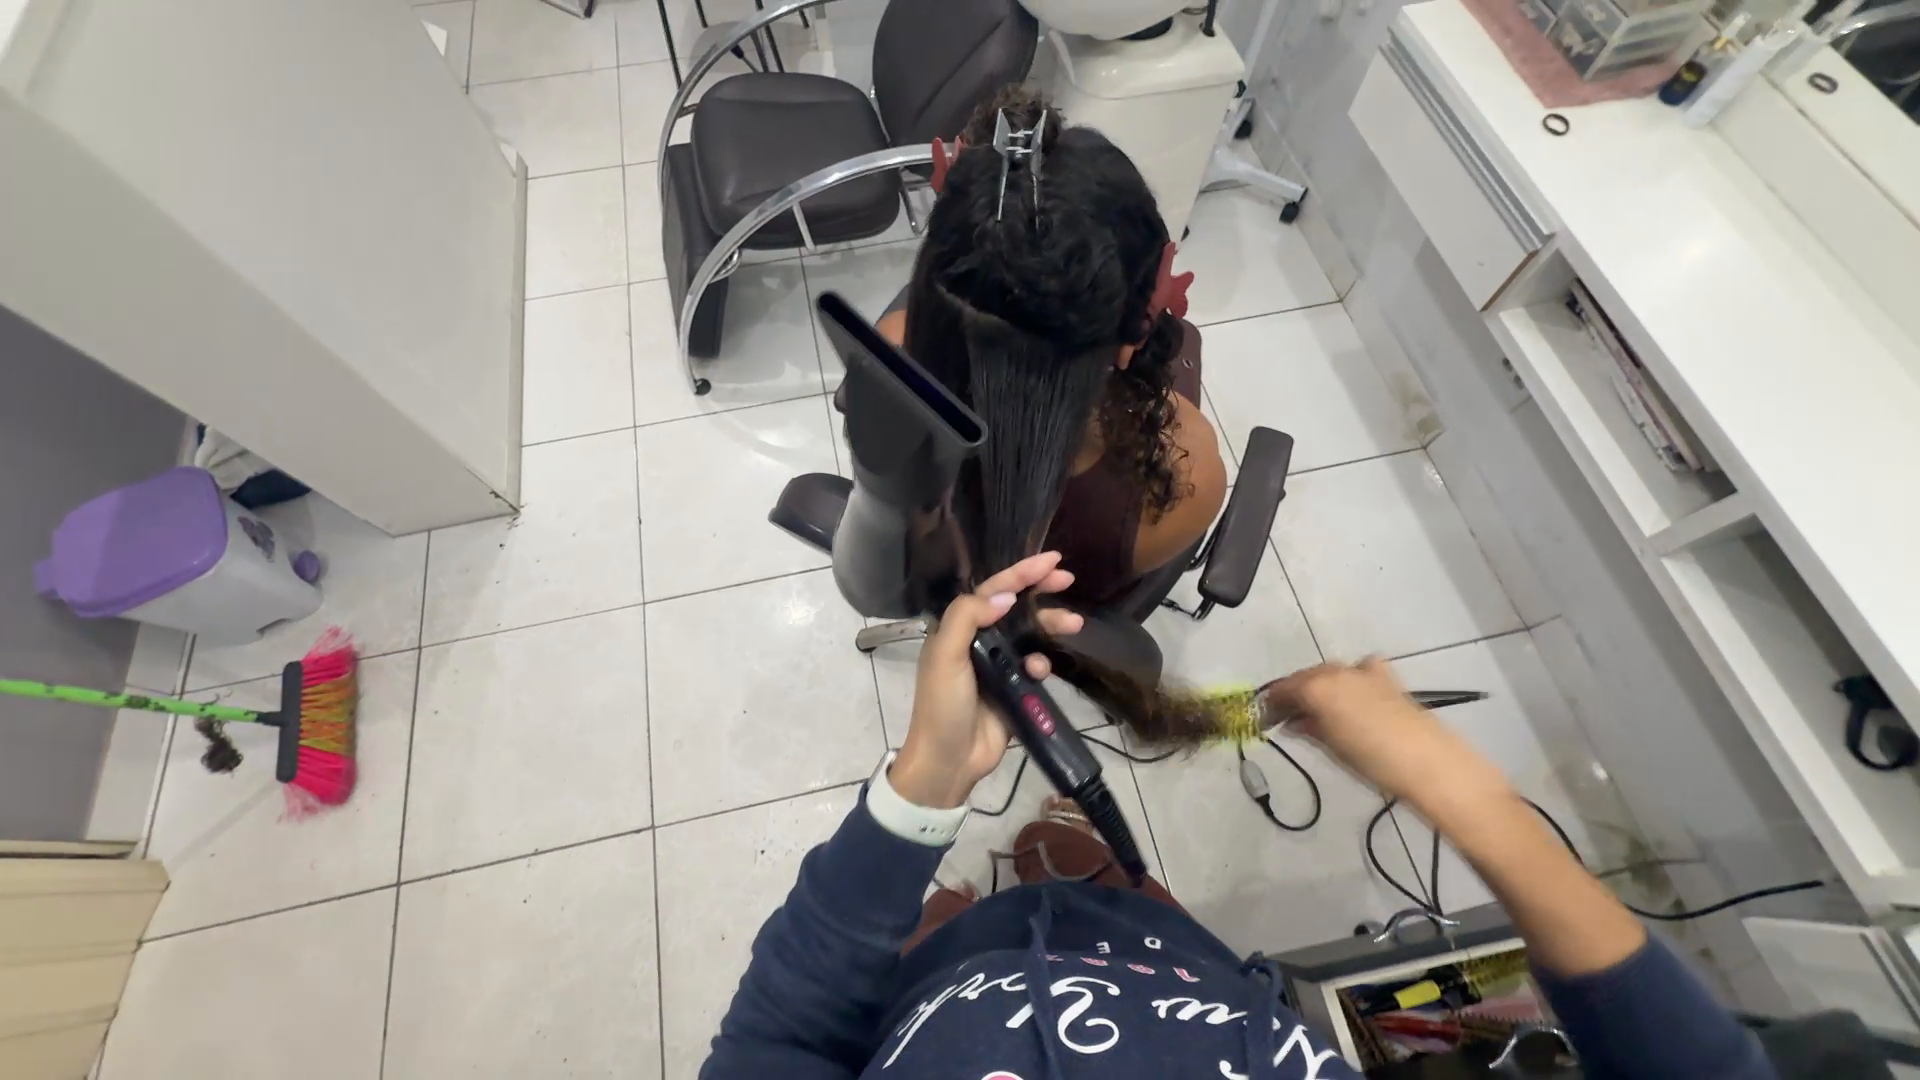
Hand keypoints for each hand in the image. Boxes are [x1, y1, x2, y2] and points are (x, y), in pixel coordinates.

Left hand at [890, 552, 1084, 809]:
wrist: (949, 760)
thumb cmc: (942, 704)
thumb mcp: (945, 655)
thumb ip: (968, 617)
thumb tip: (1005, 593)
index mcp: (958, 628)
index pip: (992, 590)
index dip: (1021, 572)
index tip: (1052, 560)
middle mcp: (979, 641)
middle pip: (1015, 606)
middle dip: (1041, 591)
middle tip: (1068, 579)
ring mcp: (998, 665)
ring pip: (1030, 634)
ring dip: (1050, 626)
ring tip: (1073, 624)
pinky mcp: (1015, 689)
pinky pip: (1035, 666)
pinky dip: (1041, 664)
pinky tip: (1041, 672)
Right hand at [1265, 658, 1509, 815]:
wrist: (1429, 763)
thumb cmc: (1372, 759)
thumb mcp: (1331, 746)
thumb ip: (1307, 728)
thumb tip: (1292, 722)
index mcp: (1316, 687)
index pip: (1282, 689)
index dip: (1270, 704)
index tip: (1262, 718)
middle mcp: (1335, 671)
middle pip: (1304, 678)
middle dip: (1293, 695)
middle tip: (1286, 717)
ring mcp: (1362, 671)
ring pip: (1329, 673)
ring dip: (1318, 687)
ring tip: (1317, 710)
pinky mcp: (1386, 678)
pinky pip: (1358, 671)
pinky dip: (1349, 679)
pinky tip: (1352, 694)